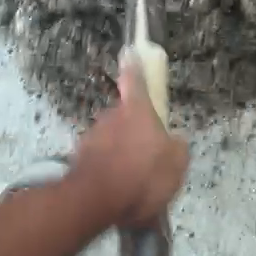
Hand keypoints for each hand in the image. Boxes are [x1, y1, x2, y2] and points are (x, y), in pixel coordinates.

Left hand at [68, 51, 189, 227]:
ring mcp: (92, 137)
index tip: (130, 54)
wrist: (95, 200)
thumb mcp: (176, 164)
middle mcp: (111, 117)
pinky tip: (119, 196)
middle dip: (133, 131)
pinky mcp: (79, 160)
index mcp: (136, 111)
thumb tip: (173, 141)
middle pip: (124, 116)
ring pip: (111, 141)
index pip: (135, 80)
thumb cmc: (142, 176)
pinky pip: (101, 163)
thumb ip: (177, 148)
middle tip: (147, 156)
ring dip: (120, 155)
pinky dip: (109, 174)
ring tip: (134, 184)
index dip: (134, 67)